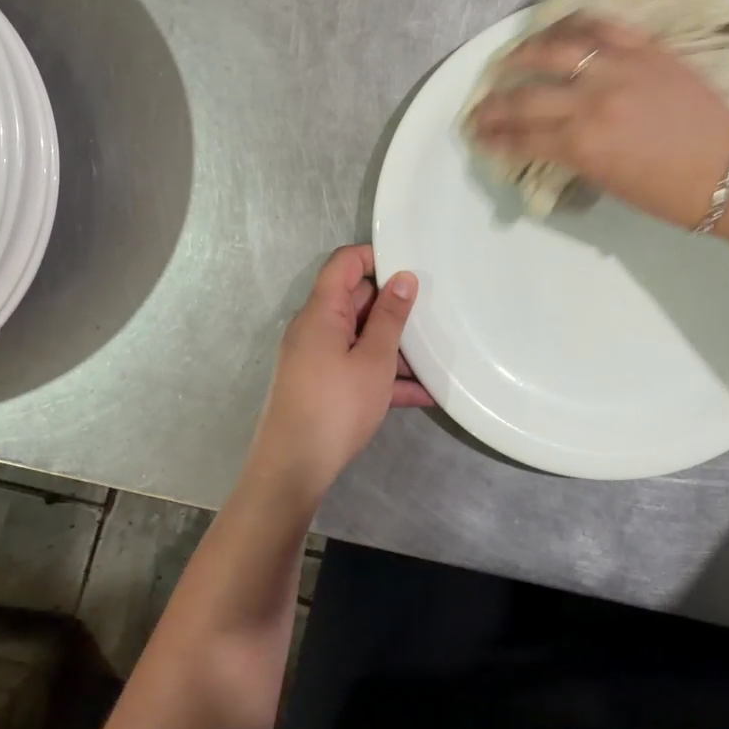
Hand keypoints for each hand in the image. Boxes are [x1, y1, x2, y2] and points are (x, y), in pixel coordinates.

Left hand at [248, 245, 430, 498]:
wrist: (292, 471)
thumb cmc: (335, 408)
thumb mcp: (374, 360)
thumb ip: (391, 317)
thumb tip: (404, 277)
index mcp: (322, 313)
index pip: (345, 263)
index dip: (376, 257)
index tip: (412, 267)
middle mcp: (315, 329)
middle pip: (356, 300)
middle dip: (393, 306)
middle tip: (433, 311)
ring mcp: (317, 359)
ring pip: (360, 337)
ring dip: (394, 346)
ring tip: (435, 357)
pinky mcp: (322, 386)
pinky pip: (357, 367)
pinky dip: (384, 376)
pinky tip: (422, 394)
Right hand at [468, 13, 728, 227]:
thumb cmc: (672, 193)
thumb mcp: (610, 182)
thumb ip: (575, 155)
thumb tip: (548, 141)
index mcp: (583, 144)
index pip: (522, 136)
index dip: (494, 136)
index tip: (478, 135)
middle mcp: (592, 100)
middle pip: (527, 95)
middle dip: (495, 103)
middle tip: (481, 106)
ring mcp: (619, 67)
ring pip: (556, 47)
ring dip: (524, 52)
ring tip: (511, 58)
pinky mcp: (645, 48)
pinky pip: (601, 24)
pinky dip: (575, 23)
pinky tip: (559, 29)